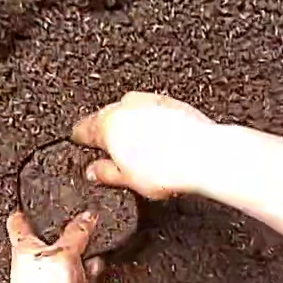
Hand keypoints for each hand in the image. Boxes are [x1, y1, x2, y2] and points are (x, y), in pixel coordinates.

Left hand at [2, 211, 103, 282]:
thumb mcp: (64, 254)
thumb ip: (78, 232)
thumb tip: (88, 216)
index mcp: (25, 247)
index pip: (20, 221)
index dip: (25, 210)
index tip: (27, 201)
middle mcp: (36, 264)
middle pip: (63, 243)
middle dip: (79, 248)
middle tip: (84, 249)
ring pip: (80, 266)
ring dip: (88, 274)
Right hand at [70, 91, 218, 199]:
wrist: (204, 155)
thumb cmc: (167, 168)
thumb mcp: (128, 181)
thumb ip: (106, 174)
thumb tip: (94, 171)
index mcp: (108, 124)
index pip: (85, 128)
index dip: (80, 137)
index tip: (79, 140)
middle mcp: (127, 106)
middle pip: (110, 118)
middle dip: (110, 132)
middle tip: (114, 151)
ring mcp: (151, 101)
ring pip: (134, 112)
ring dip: (134, 126)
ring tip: (143, 149)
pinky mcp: (174, 103)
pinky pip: (156, 112)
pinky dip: (154, 123)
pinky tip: (163, 139)